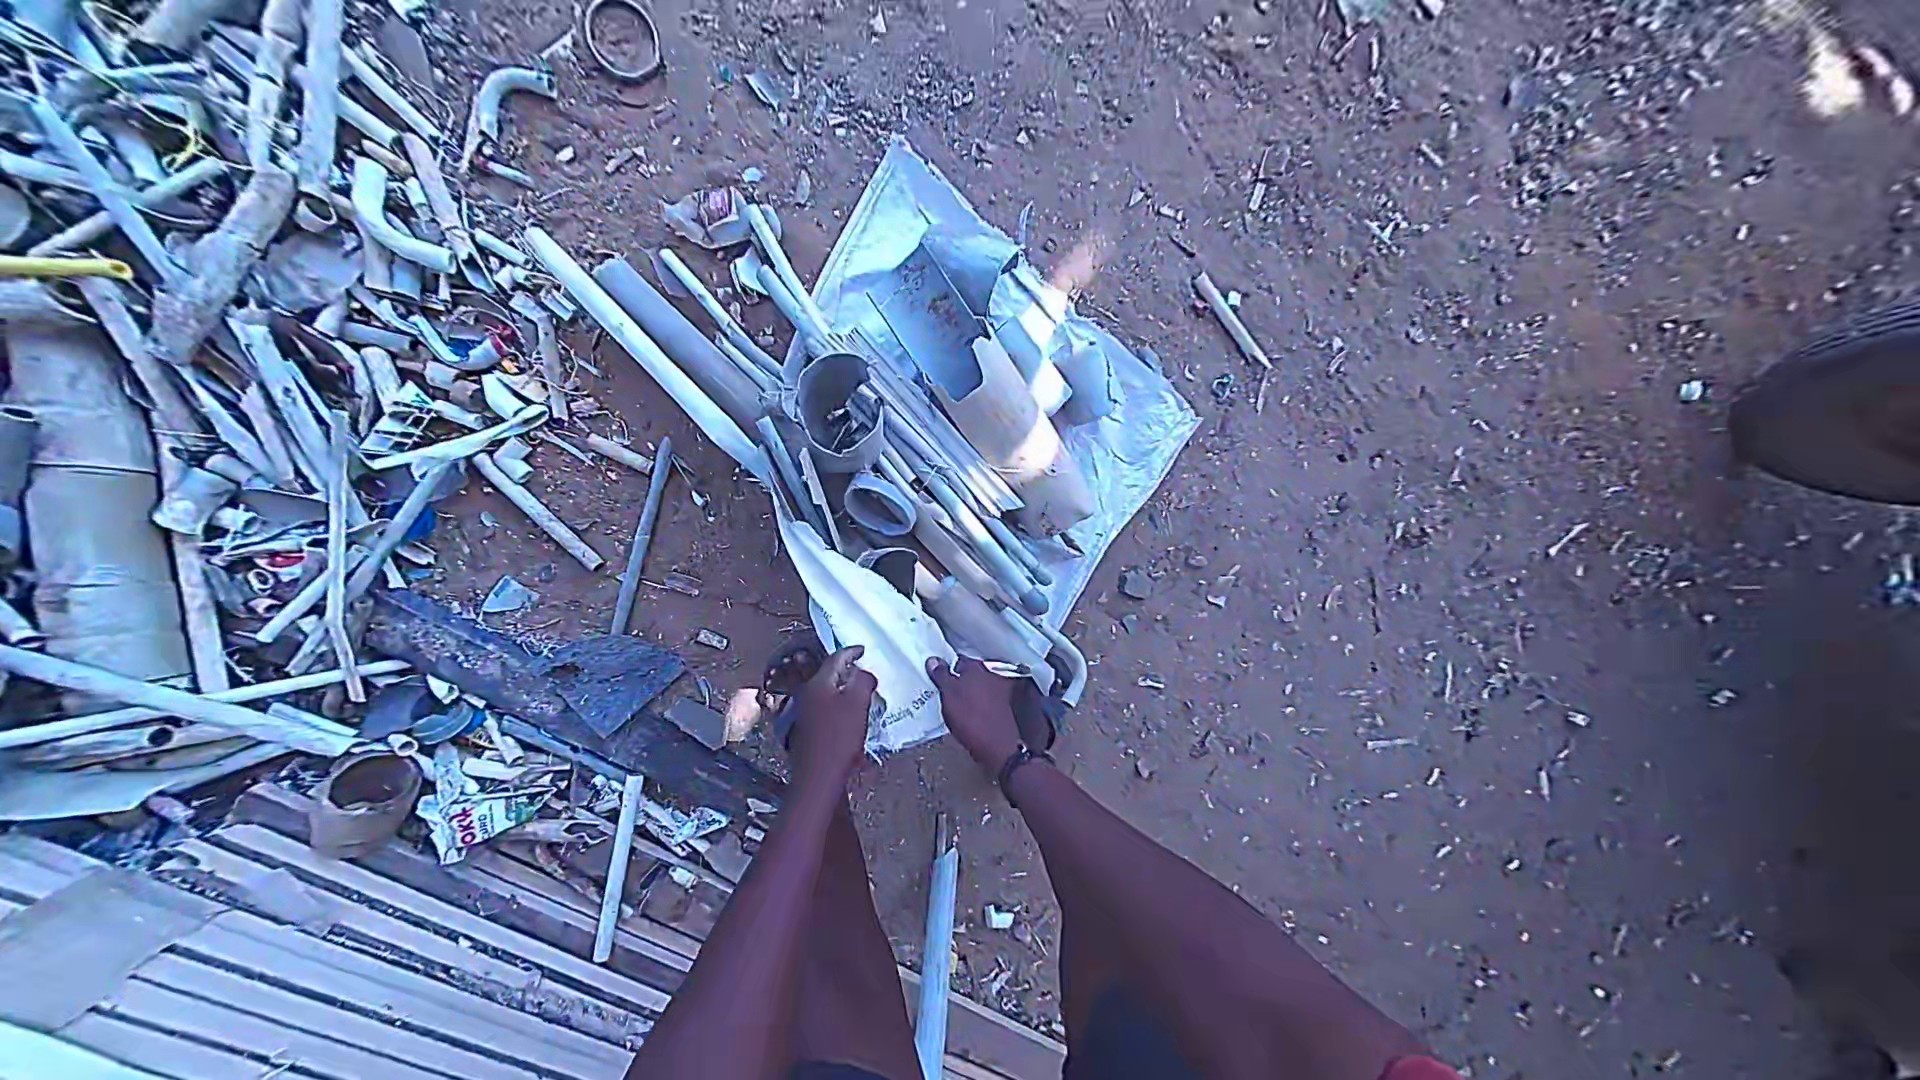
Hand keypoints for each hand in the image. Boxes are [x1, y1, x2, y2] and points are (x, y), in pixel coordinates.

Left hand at [789, 646, 876, 795]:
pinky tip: (848, 717)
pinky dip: (837, 706)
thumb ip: (863, 680)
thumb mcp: (859, 702)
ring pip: (826, 693)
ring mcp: (803, 713)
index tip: (863, 650)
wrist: (818, 777)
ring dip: (842, 691)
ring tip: (859, 694)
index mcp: (818, 683)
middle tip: (863, 671)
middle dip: (846, 672)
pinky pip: (824, 709)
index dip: (852, 652)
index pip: (836, 658)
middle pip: (829, 675)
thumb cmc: (840, 736)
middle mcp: (806, 694)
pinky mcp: (805, 730)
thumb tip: (863, 673)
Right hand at [927, 656, 1020, 774]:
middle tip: (942, 691)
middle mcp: (990, 675)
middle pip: (968, 674)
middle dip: (957, 681)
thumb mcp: (947, 694)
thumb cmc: (970, 717)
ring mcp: (998, 692)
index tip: (936, 677)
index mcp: (975, 667)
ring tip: (952, 706)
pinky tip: (966, 716)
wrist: (996, 745)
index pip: (958, 660)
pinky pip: (983, 702)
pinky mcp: (1001, 708)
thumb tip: (933, 660)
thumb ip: (940, 675)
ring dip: (967, 694)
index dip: (946, 668)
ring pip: (976, 688)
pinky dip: (975, 706)